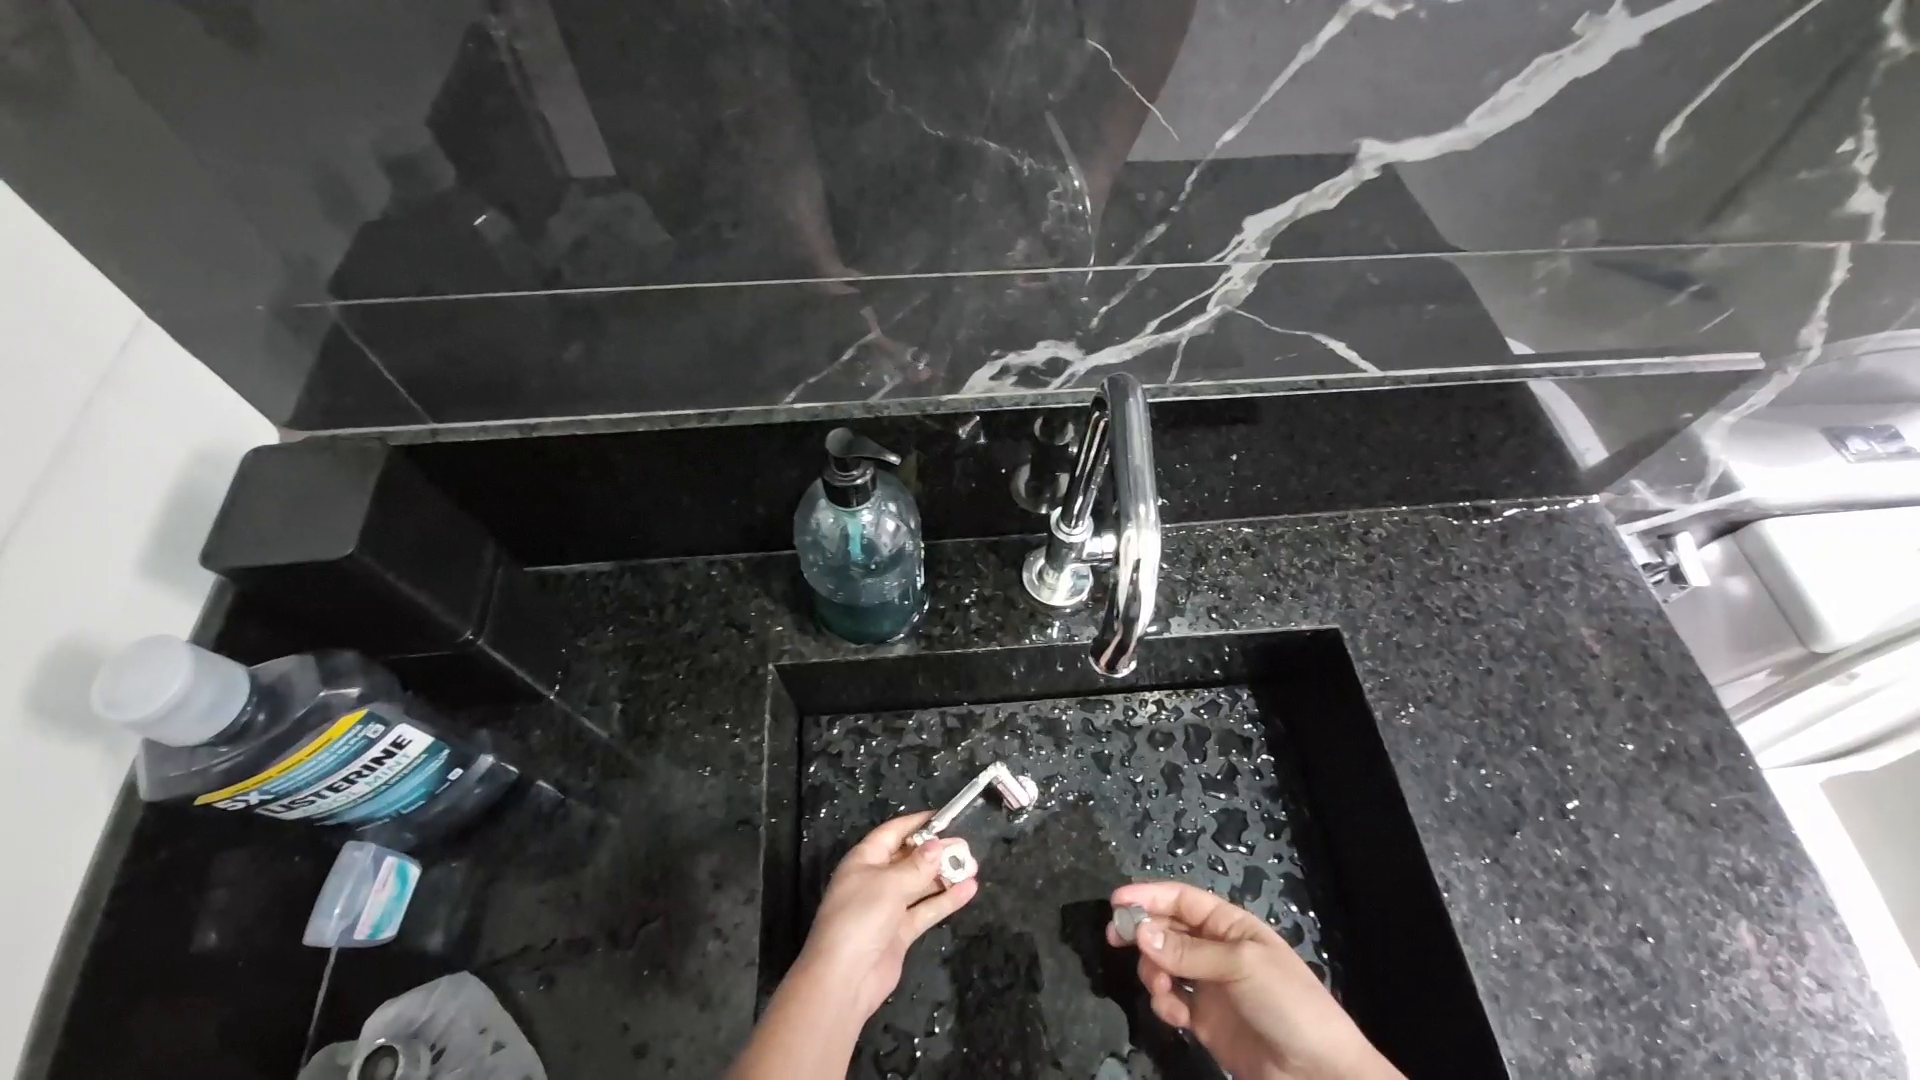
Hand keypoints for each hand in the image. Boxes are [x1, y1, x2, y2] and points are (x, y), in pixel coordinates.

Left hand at [796, 811, 978, 1020]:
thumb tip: (938, 845)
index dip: (916, 824)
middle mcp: (875, 880)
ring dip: (944, 876)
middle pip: (909, 859)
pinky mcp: (899, 932)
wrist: (844, 979)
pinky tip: (969, 891)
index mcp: (864, 861)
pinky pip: (925, 910)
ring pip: (920, 885)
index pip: (892, 833)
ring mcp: (888, 908)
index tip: (944, 817)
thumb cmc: (860, 918)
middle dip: (936, 852)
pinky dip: (945, 901)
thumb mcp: (889, 884)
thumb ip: (917, 865)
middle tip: (966, 848)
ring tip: (973, 867)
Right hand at [1108, 882, 1403, 1079]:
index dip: (1149, 895)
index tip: (1116, 902)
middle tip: (1116, 938)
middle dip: (1143, 931)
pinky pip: (1171, 999)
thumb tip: (1140, 931)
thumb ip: (1188, 951)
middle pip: (1167, 928)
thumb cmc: (1288, 1004)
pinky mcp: (1204, 1019)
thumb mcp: (1241, 966)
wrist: (1318, 1074)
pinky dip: (1164, 1002)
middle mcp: (1215, 949)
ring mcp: (1208, 985)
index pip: (1182, 899)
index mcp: (1230, 926)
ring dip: (1154, 971)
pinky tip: (1174, 1014)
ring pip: (1163, 964)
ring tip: (1162, 988)